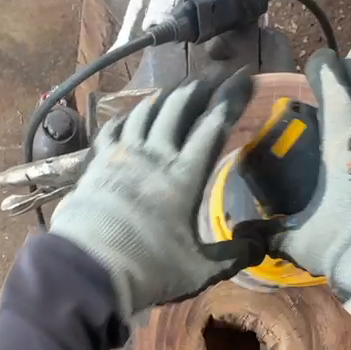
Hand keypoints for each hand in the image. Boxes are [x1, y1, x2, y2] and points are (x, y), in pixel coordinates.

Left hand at [48, 72, 255, 318]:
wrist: (89, 269)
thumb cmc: (149, 270)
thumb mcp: (198, 271)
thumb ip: (232, 256)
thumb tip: (260, 244)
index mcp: (184, 177)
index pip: (213, 126)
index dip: (231, 99)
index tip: (245, 79)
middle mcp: (155, 155)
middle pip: (178, 107)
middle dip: (199, 88)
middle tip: (212, 79)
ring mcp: (123, 155)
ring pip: (146, 110)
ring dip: (164, 97)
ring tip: (175, 92)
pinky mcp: (97, 163)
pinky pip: (114, 127)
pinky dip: (128, 116)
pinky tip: (131, 116)